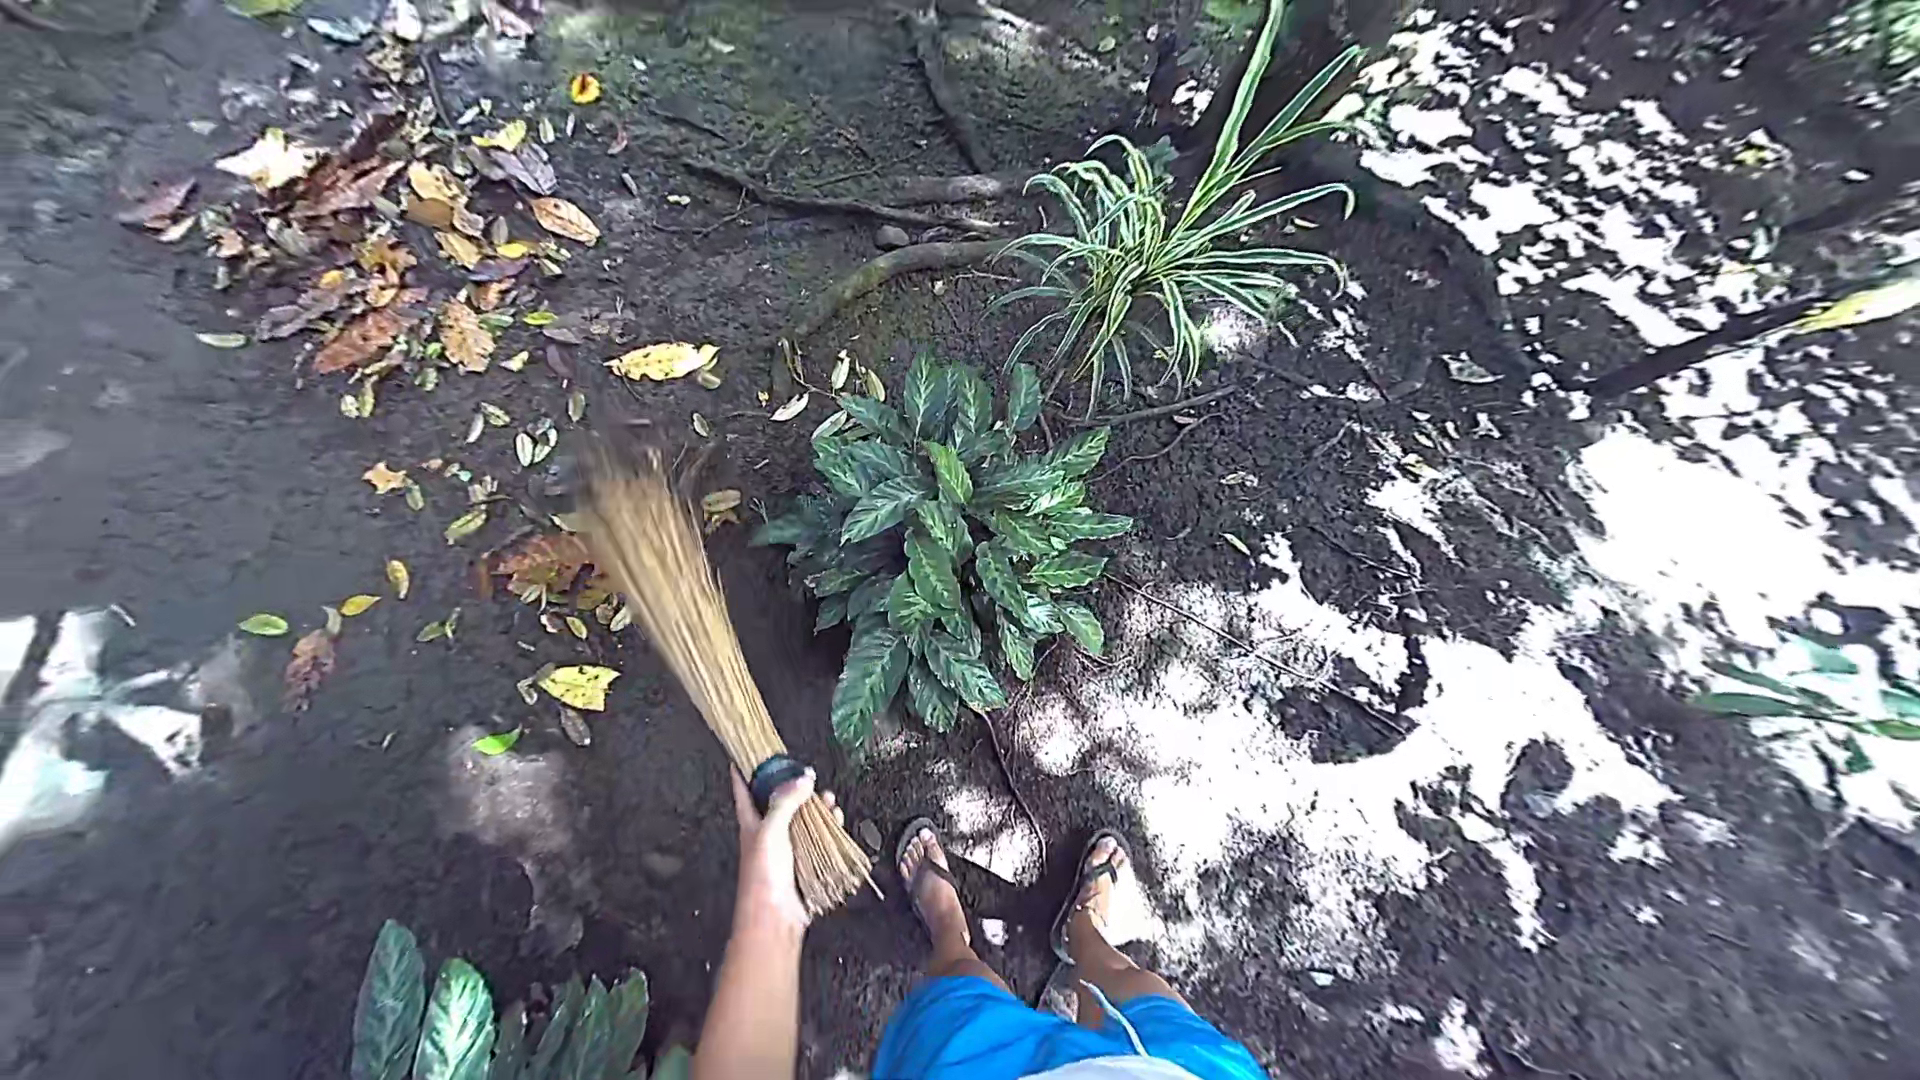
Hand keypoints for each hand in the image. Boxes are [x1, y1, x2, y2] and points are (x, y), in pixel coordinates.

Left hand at [727, 766, 838, 934]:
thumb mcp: (770, 830)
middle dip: (795, 785)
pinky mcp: (803, 858)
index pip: (743, 790)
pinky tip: (835, 818)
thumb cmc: (763, 876)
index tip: (745, 753)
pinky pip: (817, 834)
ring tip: (828, 797)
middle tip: (808, 774)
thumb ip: (785, 801)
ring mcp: (786, 845)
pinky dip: (828, 824)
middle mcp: (767, 831)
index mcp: (751, 822)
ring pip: (802, 815)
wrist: (774, 918)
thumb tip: (804, 778)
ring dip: (816, 804)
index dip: (743, 771)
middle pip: (779, 799)